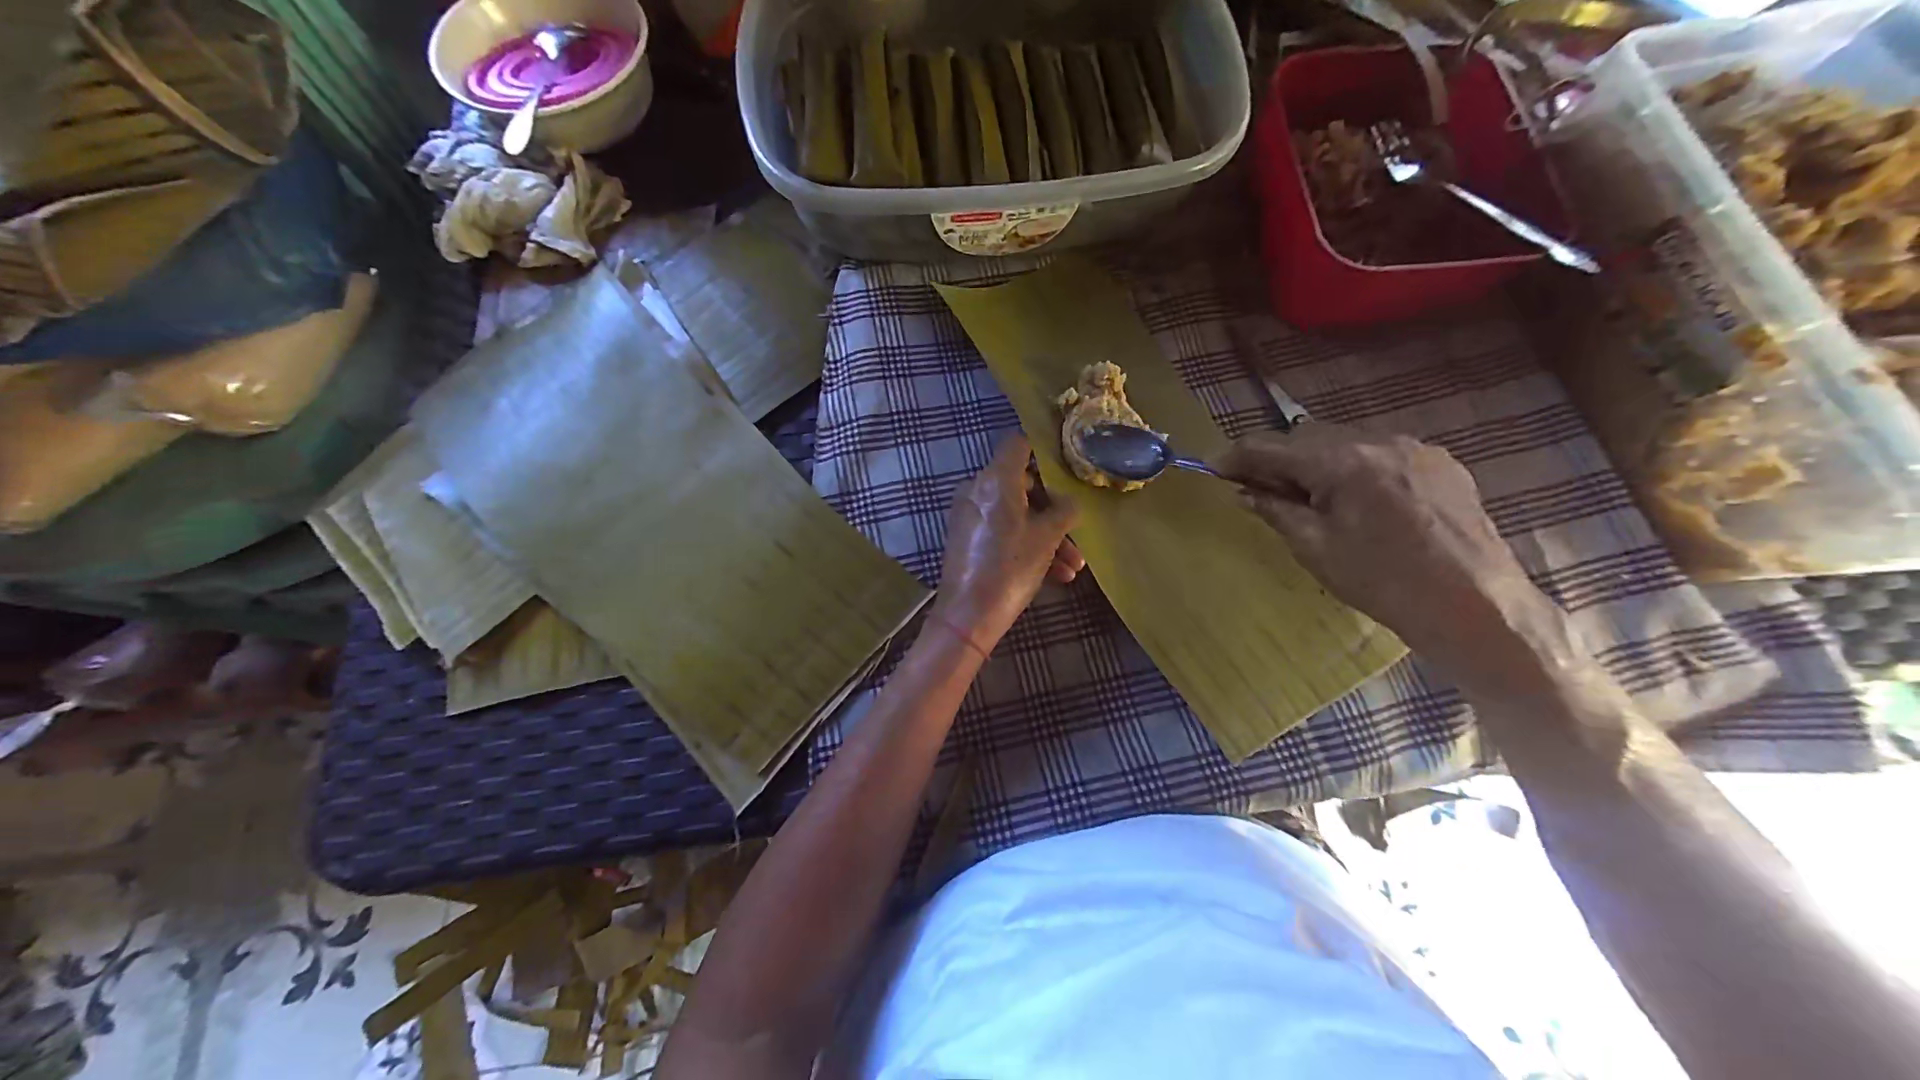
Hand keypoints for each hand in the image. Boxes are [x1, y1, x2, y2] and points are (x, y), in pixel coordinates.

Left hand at [929, 435, 1082, 656]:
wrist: (968, 615)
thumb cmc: (1010, 568)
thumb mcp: (1047, 538)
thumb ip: (1064, 511)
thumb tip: (1069, 502)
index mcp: (995, 480)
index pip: (1018, 443)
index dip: (1043, 448)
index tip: (1066, 462)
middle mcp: (977, 490)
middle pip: (1022, 484)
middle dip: (1054, 510)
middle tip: (1077, 533)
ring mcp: (969, 514)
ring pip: (1016, 514)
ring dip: (1046, 537)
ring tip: (1073, 567)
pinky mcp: (966, 537)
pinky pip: (1002, 531)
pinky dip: (1026, 545)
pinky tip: (1055, 576)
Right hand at [1212, 424, 1551, 681]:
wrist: (1475, 604)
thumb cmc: (1384, 582)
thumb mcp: (1315, 549)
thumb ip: (1276, 510)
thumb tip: (1245, 491)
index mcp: (1343, 462)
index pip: (1274, 447)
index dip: (1238, 455)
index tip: (1212, 465)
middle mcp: (1379, 440)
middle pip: (1309, 436)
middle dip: (1278, 457)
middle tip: (1259, 488)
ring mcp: (1415, 447)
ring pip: (1346, 440)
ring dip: (1317, 461)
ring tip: (1309, 497)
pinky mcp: (1441, 462)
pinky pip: (1381, 452)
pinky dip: (1355, 467)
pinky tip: (1356, 499)